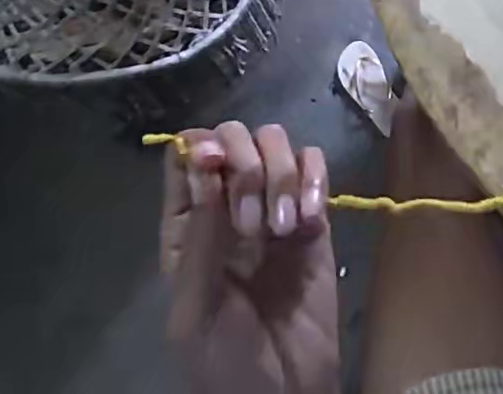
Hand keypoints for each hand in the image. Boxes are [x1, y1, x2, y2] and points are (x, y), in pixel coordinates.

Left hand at [161, 122, 339, 393]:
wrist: (288, 393)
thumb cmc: (226, 363)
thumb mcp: (197, 309)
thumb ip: (200, 234)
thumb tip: (204, 158)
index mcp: (188, 224)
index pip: (187, 154)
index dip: (199, 146)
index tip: (213, 163)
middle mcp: (229, 201)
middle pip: (235, 135)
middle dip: (246, 166)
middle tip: (251, 224)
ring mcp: (274, 201)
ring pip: (277, 141)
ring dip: (280, 176)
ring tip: (283, 230)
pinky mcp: (314, 209)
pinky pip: (315, 164)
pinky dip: (314, 180)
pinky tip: (310, 219)